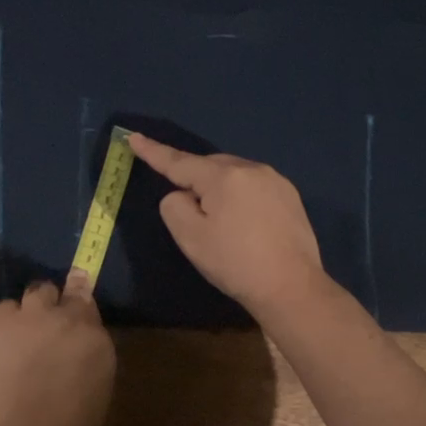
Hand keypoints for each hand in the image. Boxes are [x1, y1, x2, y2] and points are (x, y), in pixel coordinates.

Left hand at [0, 273, 115, 425]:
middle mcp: (71, 320)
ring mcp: (36, 315)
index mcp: (99, 342)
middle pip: (69, 294)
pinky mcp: (3, 319)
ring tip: (26, 326)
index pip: (92, 312)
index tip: (75, 322)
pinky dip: (6, 319)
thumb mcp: (96, 397)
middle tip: (50, 324)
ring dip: (36, 305)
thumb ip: (91, 365)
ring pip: (39, 290)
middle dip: (60, 306)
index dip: (81, 316)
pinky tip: (2, 338)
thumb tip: (79, 356)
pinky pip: (6, 306)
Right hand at [128, 133, 327, 312]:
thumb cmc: (234, 262)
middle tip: (189, 213)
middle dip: (193, 180)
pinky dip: (240, 198)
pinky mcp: (290, 198)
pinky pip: (253, 187)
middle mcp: (252, 169)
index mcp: (223, 177)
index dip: (154, 152)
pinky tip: (243, 225)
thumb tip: (183, 195)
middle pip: (209, 166)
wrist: (291, 286)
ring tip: (219, 223)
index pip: (179, 162)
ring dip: (219, 190)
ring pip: (233, 176)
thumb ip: (174, 206)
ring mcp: (276, 182)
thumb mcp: (189, 237)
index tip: (134, 138)